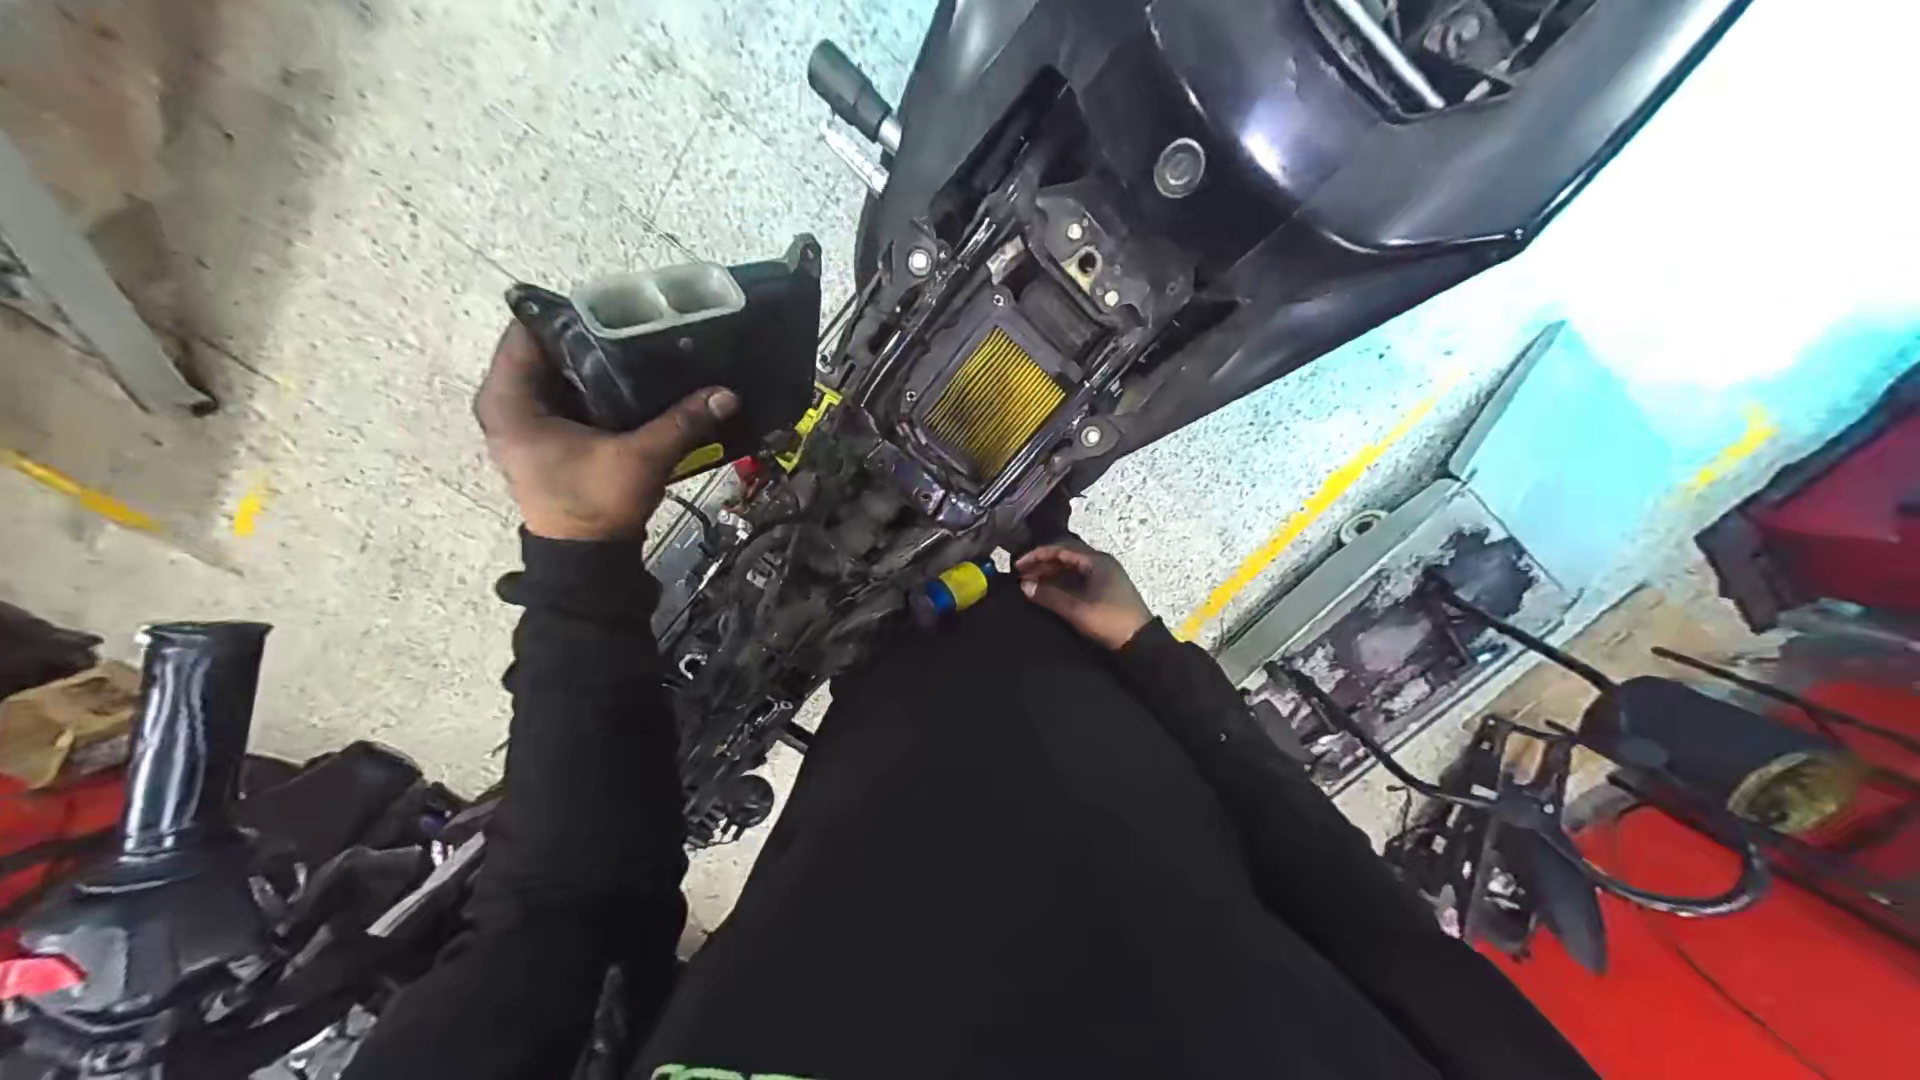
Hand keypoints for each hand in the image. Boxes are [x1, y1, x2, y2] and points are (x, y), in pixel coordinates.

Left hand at [473, 322, 738, 540]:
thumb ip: (682, 422)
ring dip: (596, 364)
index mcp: (510, 401)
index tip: (617, 310)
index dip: (571, 316)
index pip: (529, 332)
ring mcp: (526, 422)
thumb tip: (727, 394)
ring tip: (641, 349)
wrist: (587, 559)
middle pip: (548, 352)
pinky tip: (633, 384)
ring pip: (559, 375)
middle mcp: (508, 404)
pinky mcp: (547, 438)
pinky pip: (569, 397)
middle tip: (638, 327)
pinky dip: (596, 389)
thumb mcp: (641, 457)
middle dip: (591, 339)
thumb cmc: (596, 503)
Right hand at [1015, 541, 1153, 649]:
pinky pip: (1077, 579)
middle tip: (1022, 575)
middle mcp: (1100, 563)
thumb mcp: (1076, 609)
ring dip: (1050, 574)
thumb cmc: (1109, 621)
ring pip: (1071, 568)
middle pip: (1066, 556)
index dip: (1037, 555)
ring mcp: (1103, 576)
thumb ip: (1048, 595)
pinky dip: (1060, 583)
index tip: (1019, 565)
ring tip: (1030, 584)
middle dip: (1042, 564)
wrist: (1140, 643)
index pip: (1061, 548)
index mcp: (1096, 561)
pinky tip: (1048, 592)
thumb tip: (1024, 585)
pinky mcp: (1104, 589)